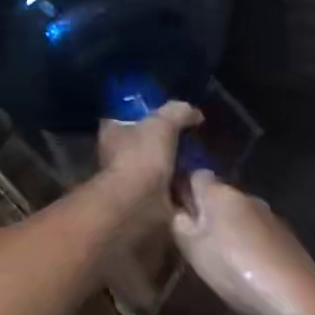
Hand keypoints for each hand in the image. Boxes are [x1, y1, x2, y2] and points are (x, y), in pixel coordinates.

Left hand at [96, 101, 201, 217]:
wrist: (140, 203)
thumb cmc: (141, 155)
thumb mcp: (162, 123)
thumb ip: (177, 112)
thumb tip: (194, 112)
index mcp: (112, 130)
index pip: (126, 115)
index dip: (146, 112)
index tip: (169, 113)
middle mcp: (116, 153)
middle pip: (144, 141)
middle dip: (166, 141)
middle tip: (192, 139)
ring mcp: (131, 178)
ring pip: (157, 166)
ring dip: (177, 166)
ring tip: (202, 160)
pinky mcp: (147, 200)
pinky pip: (169, 188)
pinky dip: (182, 187)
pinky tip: (200, 183)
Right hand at [172, 171, 314, 314]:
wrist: (297, 300)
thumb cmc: (234, 269)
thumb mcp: (192, 249)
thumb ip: (179, 223)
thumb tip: (179, 210)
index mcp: (219, 192)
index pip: (196, 175)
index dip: (186, 191)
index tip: (181, 214)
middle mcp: (246, 195)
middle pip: (220, 195)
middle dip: (209, 211)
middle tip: (200, 240)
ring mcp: (271, 215)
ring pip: (241, 213)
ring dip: (232, 228)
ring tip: (227, 257)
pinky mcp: (289, 237)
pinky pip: (260, 231)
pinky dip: (252, 242)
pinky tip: (252, 268)